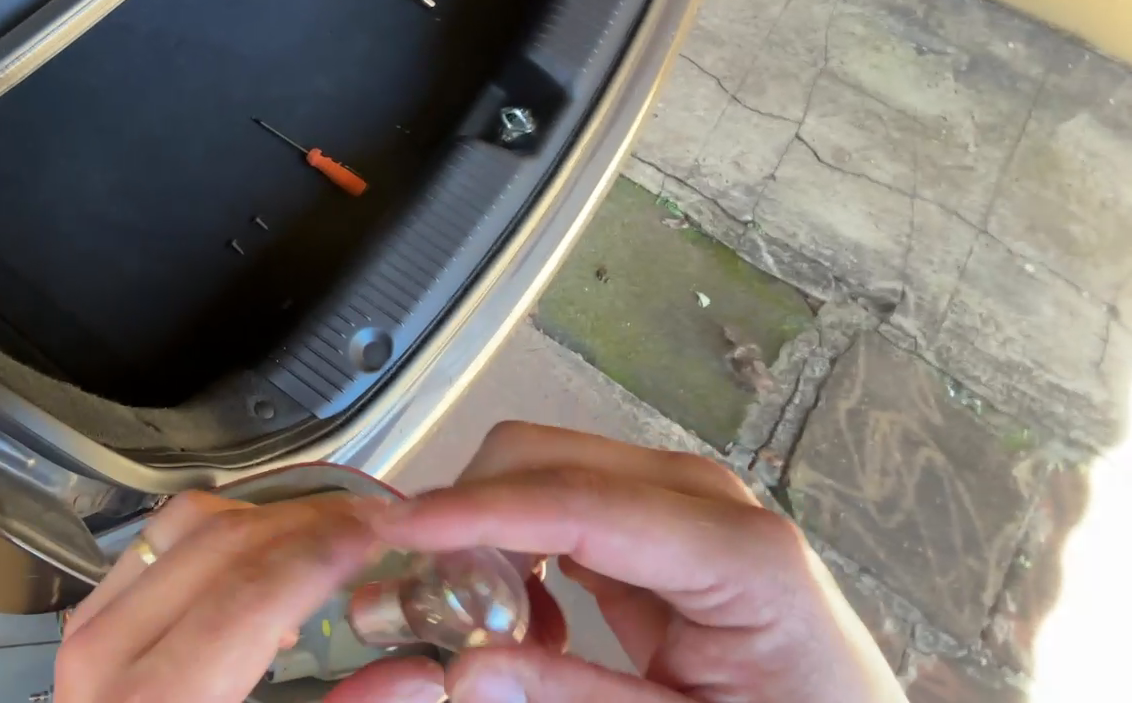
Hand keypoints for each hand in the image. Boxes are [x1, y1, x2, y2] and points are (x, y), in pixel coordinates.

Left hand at [56, 491, 423, 701]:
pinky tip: (263, 560)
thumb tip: (416, 673)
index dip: (321, 552)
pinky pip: (161, 538)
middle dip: (304, 520)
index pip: (251, 596)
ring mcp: (91, 619)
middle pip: (221, 543)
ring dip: (264, 516)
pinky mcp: (92, 609)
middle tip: (365, 519)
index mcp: (158, 700)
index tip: (378, 529)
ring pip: (186, 522)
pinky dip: (220, 531)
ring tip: (323, 533)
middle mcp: (110, 646)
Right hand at [364, 422, 905, 702]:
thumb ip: (578, 699)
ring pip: (530, 465)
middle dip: (467, 513)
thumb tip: (466, 671)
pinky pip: (544, 495)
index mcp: (737, 549)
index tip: (398, 530)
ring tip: (478, 612)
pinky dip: (508, 538)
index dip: (476, 512)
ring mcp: (669, 490)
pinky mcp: (642, 506)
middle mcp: (699, 493)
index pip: (574, 503)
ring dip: (481, 526)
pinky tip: (523, 607)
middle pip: (539, 458)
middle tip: (431, 594)